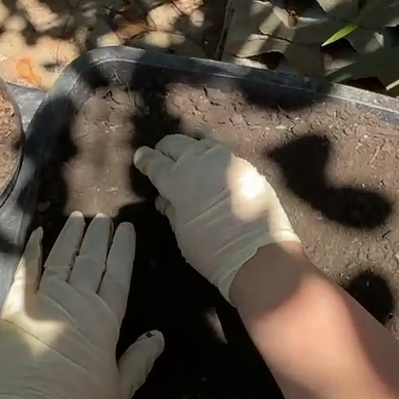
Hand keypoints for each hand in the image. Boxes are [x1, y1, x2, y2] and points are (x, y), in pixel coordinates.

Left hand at [0, 212, 165, 398]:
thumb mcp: (118, 390)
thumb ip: (139, 360)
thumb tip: (158, 336)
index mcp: (104, 319)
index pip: (118, 274)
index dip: (122, 249)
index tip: (126, 228)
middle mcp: (75, 301)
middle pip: (90, 260)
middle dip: (99, 236)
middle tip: (104, 217)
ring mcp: (43, 301)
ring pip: (60, 258)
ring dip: (70, 237)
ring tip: (78, 218)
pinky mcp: (14, 308)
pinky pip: (25, 272)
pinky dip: (32, 252)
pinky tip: (38, 237)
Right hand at [132, 134, 298, 299]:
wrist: (258, 254)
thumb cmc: (211, 249)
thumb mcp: (182, 232)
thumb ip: (171, 209)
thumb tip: (164, 198)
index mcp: (178, 179)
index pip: (155, 163)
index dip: (145, 160)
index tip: (140, 157)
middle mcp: (201, 162)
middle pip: (177, 144)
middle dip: (166, 150)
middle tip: (162, 158)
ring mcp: (227, 160)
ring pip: (202, 143)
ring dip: (192, 150)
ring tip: (189, 161)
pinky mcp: (247, 166)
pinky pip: (225, 154)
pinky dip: (214, 158)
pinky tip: (213, 169)